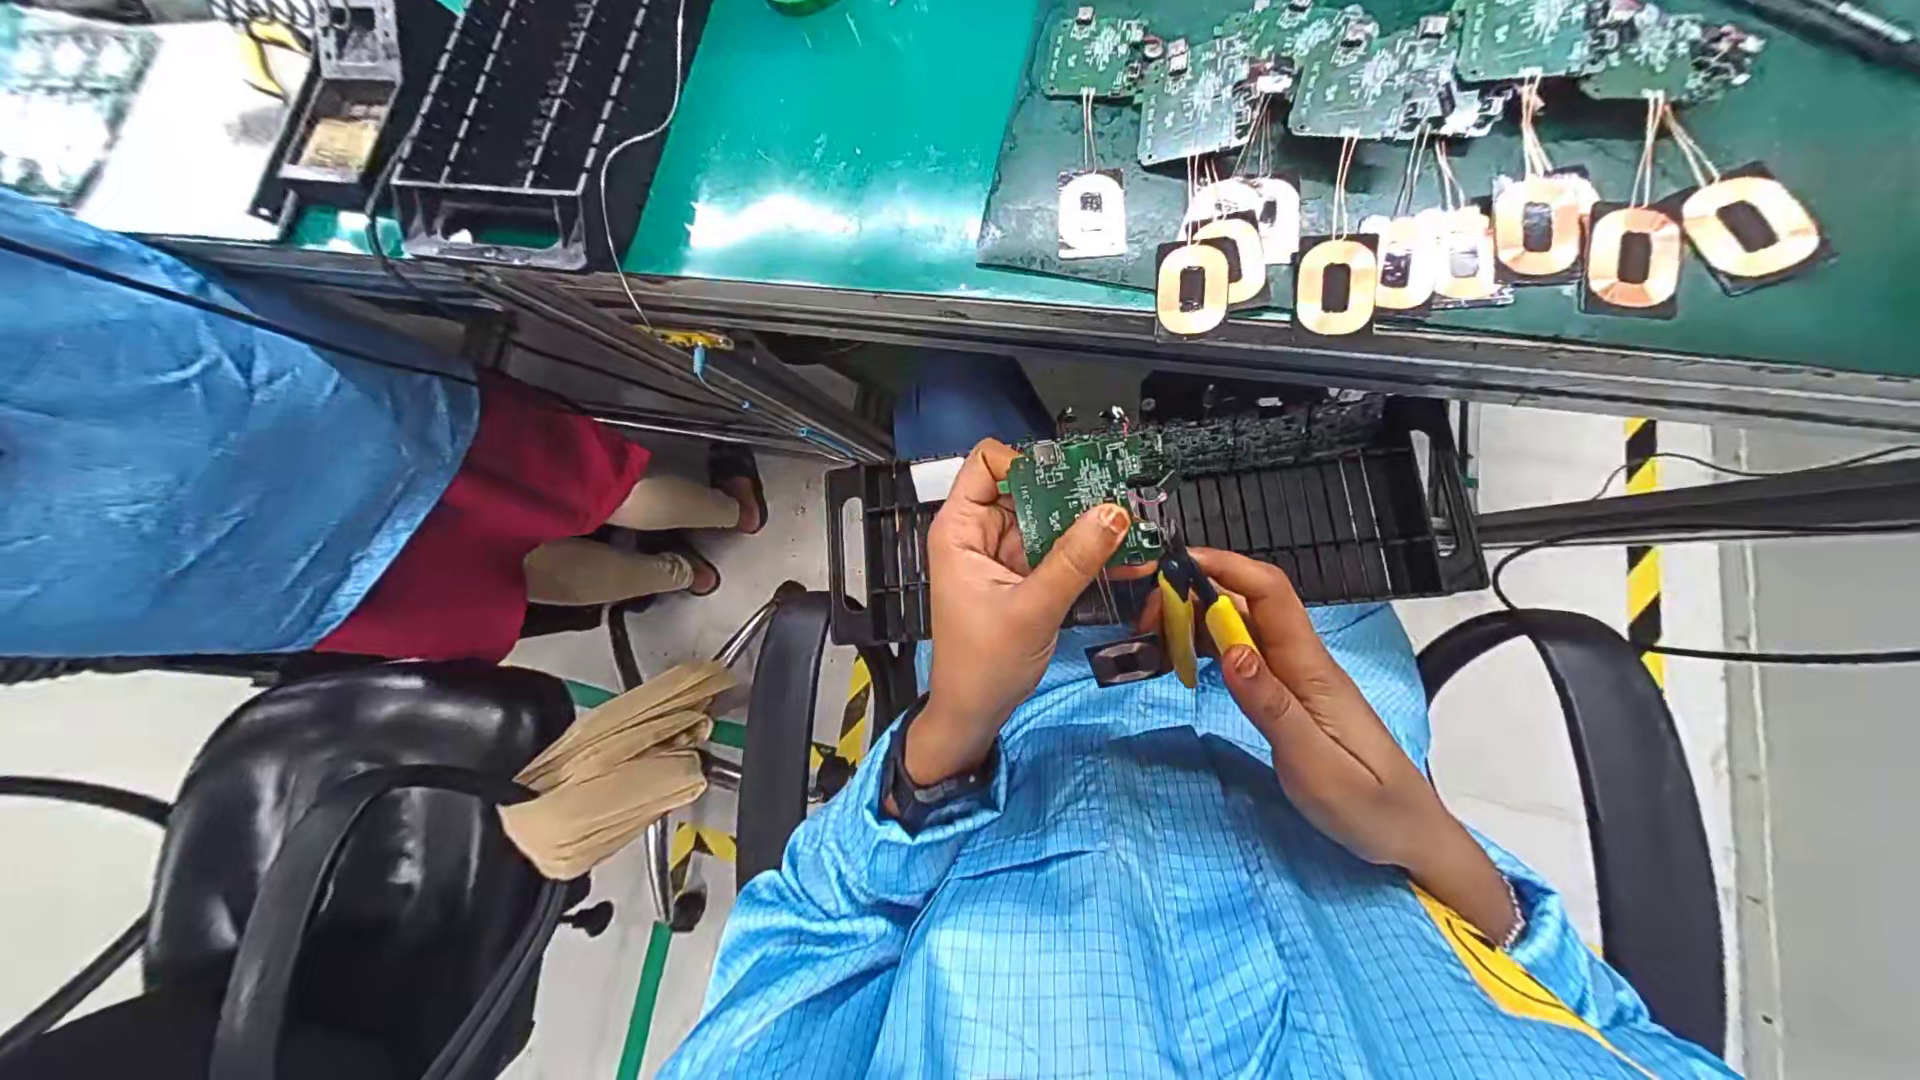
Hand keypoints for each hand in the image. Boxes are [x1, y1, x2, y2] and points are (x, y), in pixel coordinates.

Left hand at [908, 439, 1131, 784]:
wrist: (976, 711)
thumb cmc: (981, 665)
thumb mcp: (1032, 609)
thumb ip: (1073, 560)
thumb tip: (1111, 514)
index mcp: (960, 529)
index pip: (986, 463)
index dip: (1025, 463)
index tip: (1068, 482)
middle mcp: (980, 533)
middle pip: (1026, 490)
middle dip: (1070, 495)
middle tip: (1115, 501)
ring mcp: (1004, 554)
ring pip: (1049, 520)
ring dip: (1087, 525)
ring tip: (1130, 530)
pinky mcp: (1025, 574)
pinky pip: (1059, 550)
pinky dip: (1086, 553)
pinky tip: (1123, 557)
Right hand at [1191, 548, 1518, 940]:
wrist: (1408, 836)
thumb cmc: (1369, 807)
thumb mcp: (1317, 766)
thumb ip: (1272, 707)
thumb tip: (1232, 652)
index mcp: (1309, 666)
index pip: (1270, 592)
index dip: (1224, 566)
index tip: (1174, 567)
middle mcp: (1298, 659)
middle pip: (1243, 600)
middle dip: (1191, 593)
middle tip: (1146, 619)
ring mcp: (1289, 674)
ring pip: (1235, 623)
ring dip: (1191, 618)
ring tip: (1152, 636)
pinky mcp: (1280, 691)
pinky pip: (1234, 651)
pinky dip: (1201, 645)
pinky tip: (1178, 658)